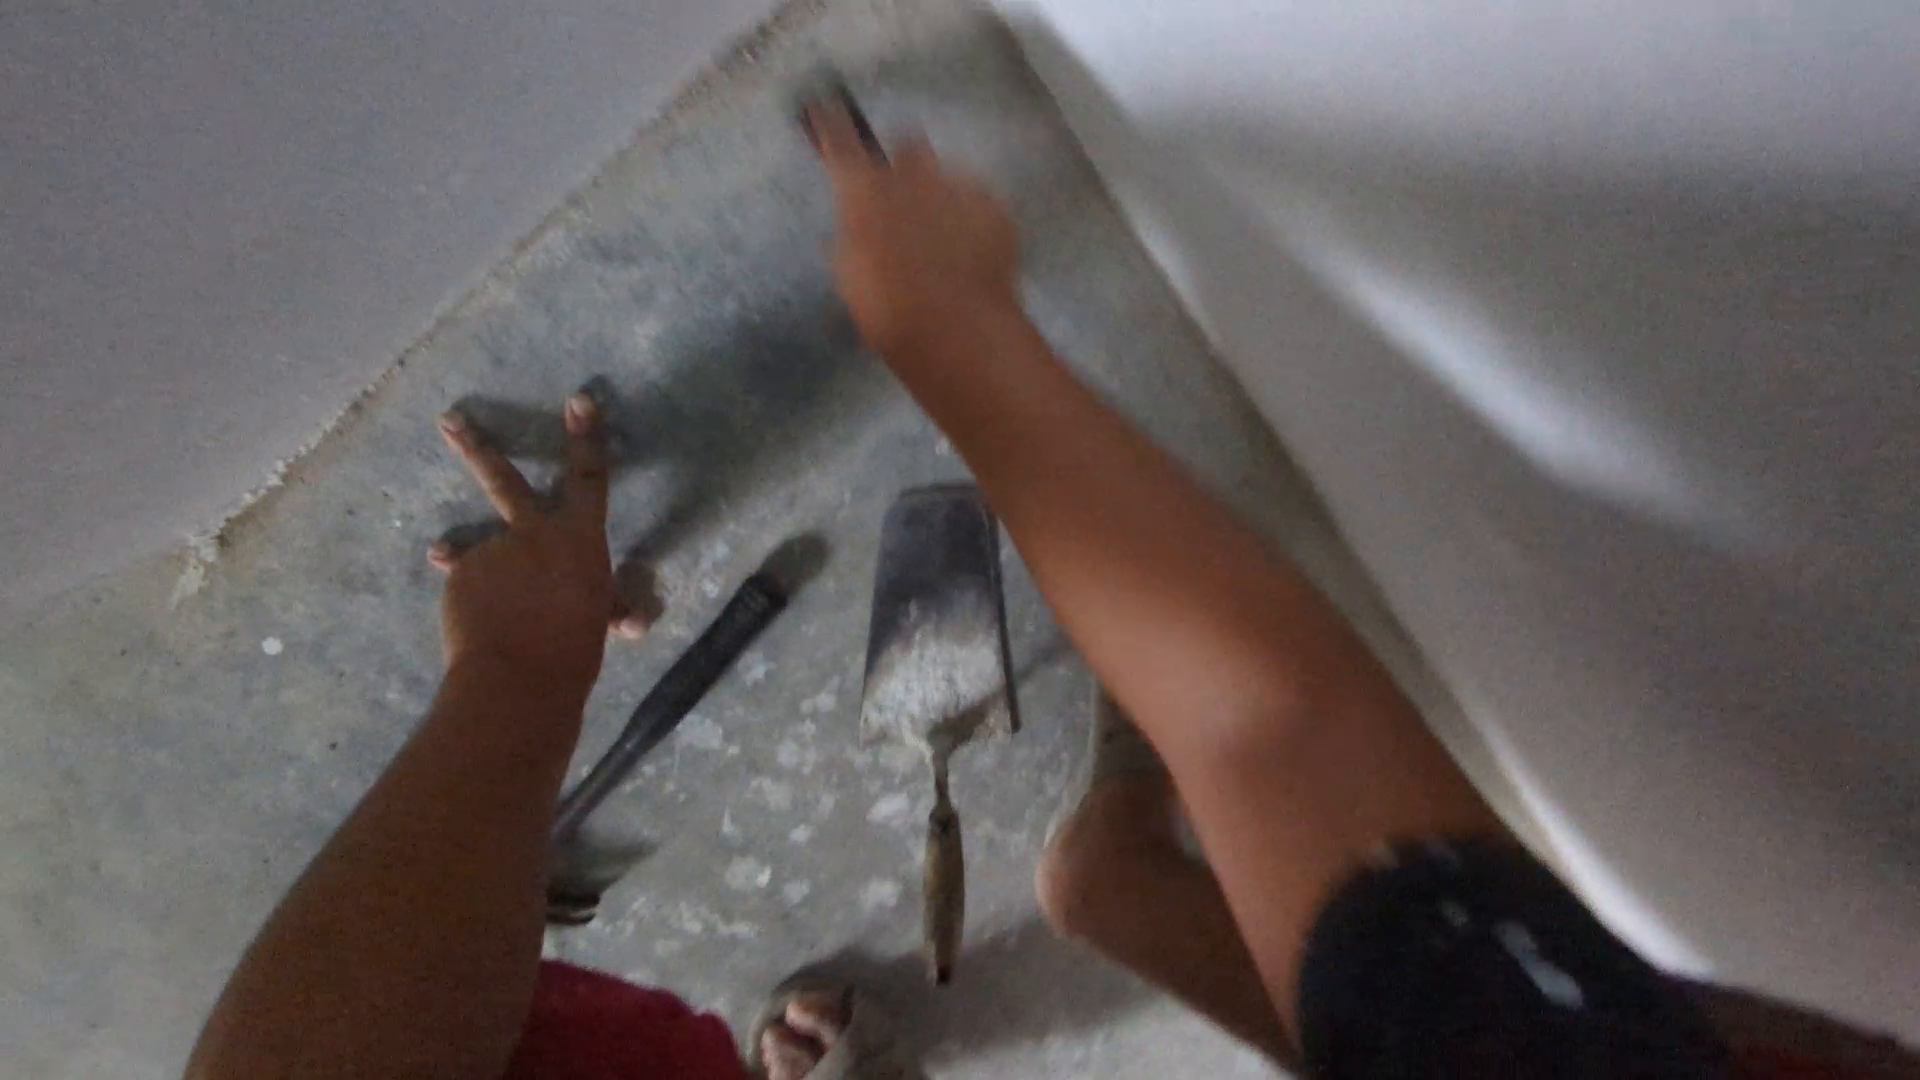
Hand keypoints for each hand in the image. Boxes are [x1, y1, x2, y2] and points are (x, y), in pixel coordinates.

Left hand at [429, 394, 636, 697]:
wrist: (520, 675)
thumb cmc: (578, 646)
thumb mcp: (602, 623)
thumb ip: (610, 611)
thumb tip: (634, 625)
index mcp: (580, 539)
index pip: (589, 478)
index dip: (587, 438)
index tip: (580, 400)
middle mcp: (535, 533)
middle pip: (505, 481)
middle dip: (477, 447)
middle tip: (448, 419)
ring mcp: (493, 550)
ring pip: (484, 547)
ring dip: (474, 558)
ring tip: (462, 567)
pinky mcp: (461, 573)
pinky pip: (467, 578)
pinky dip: (474, 594)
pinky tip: (479, 620)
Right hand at [805, 97, 1020, 353]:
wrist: (959, 328)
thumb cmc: (890, 311)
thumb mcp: (852, 278)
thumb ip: (853, 238)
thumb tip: (855, 226)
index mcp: (864, 192)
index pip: (841, 141)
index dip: (833, 125)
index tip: (829, 112)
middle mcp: (911, 175)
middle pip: (909, 146)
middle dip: (910, 167)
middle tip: (911, 202)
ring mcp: (958, 185)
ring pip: (950, 175)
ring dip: (946, 197)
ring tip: (952, 242)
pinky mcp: (995, 207)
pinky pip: (981, 204)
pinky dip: (977, 222)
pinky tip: (976, 254)